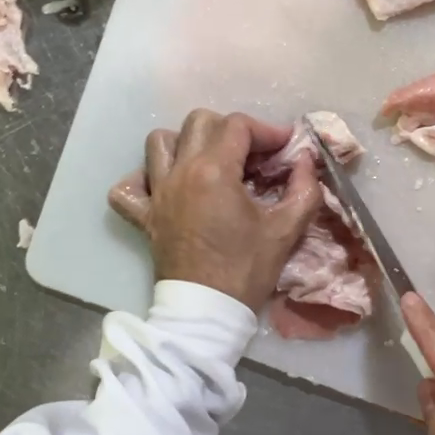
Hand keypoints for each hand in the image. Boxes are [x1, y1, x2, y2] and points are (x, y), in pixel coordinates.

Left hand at [108, 110, 321, 310]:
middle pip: (199, 122)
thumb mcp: (286, 230)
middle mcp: (180, 173)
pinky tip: (164, 187)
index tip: (284, 149)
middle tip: (252, 156)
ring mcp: (157, 194)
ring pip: (159, 143)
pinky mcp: (144, 217)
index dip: (266, 131)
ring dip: (185, 143)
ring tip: (209, 163)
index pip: (238, 126)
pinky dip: (142, 180)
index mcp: (214, 172)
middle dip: (230, 130)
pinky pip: (128, 188)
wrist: (207, 312)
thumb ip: (304, 189)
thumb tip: (306, 161)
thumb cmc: (247, 270)